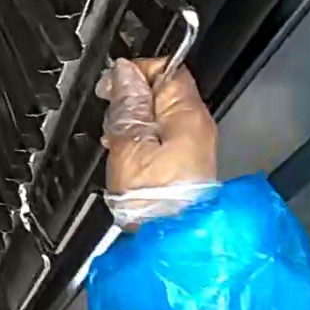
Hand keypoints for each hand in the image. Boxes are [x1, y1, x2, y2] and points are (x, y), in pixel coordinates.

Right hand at [96, 58, 217, 224]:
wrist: (168, 241)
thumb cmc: (151, 198)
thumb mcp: (129, 143)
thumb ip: (127, 103)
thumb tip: (125, 72)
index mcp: (187, 114)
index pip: (167, 68)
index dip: (136, 71)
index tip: (113, 85)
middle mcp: (198, 126)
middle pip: (163, 91)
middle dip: (132, 97)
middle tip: (111, 115)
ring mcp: (194, 146)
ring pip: (160, 115)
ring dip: (134, 120)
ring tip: (116, 139)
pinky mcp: (187, 164)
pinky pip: (162, 137)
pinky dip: (142, 138)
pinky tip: (127, 153)